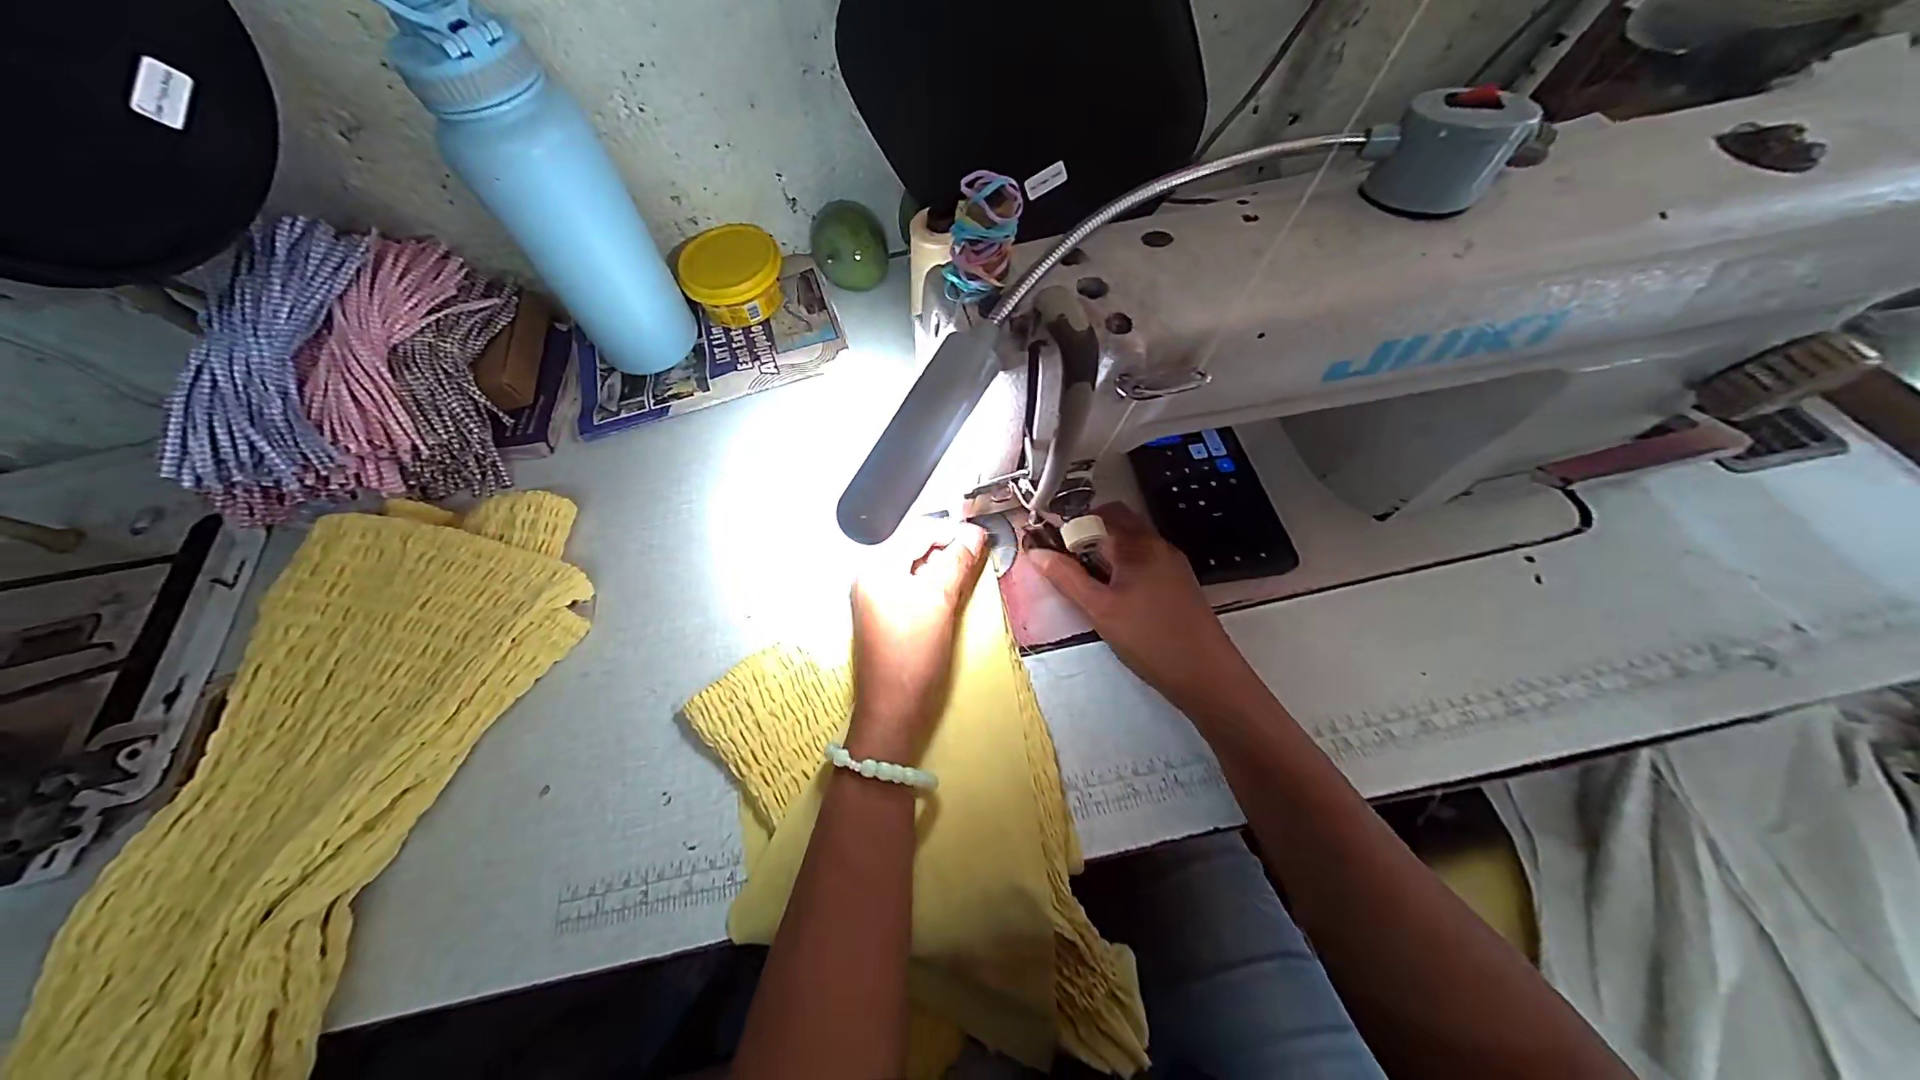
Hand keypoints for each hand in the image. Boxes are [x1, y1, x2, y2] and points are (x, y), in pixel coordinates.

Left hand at [848, 518, 987, 759]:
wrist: (894, 710)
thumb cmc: (913, 659)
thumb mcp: (940, 603)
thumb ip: (956, 563)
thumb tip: (973, 533)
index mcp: (876, 569)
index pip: (917, 531)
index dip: (951, 529)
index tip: (979, 535)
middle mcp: (870, 577)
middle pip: (913, 546)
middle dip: (946, 546)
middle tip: (976, 554)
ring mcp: (875, 596)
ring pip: (914, 565)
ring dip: (941, 564)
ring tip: (966, 574)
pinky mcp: (885, 613)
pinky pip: (911, 584)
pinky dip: (932, 582)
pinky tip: (949, 593)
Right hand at [1026, 503, 1260, 715]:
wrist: (1206, 673)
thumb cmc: (1150, 639)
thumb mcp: (1099, 609)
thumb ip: (1066, 577)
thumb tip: (1037, 552)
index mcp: (1138, 544)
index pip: (1098, 514)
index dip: (1070, 525)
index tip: (1050, 546)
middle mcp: (1158, 544)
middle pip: (1117, 522)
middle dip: (1087, 536)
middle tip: (1067, 564)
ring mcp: (1172, 563)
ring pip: (1131, 542)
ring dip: (1105, 552)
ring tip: (1087, 583)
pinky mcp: (1178, 582)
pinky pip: (1144, 560)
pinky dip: (1123, 566)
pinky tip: (1114, 595)